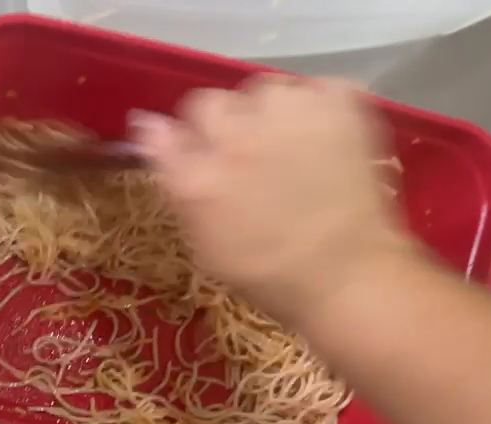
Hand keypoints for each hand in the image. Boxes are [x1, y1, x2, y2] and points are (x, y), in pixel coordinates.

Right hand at [131, 77, 416, 325]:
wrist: (342, 270)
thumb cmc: (261, 268)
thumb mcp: (202, 239)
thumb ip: (176, 182)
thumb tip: (148, 130)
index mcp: (199, 178)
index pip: (163, 129)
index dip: (172, 140)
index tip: (181, 152)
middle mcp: (240, 135)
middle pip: (210, 102)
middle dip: (216, 124)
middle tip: (235, 157)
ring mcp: (293, 112)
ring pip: (261, 89)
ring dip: (262, 112)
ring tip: (278, 146)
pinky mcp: (340, 102)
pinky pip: (311, 86)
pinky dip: (308, 106)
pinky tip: (313, 138)